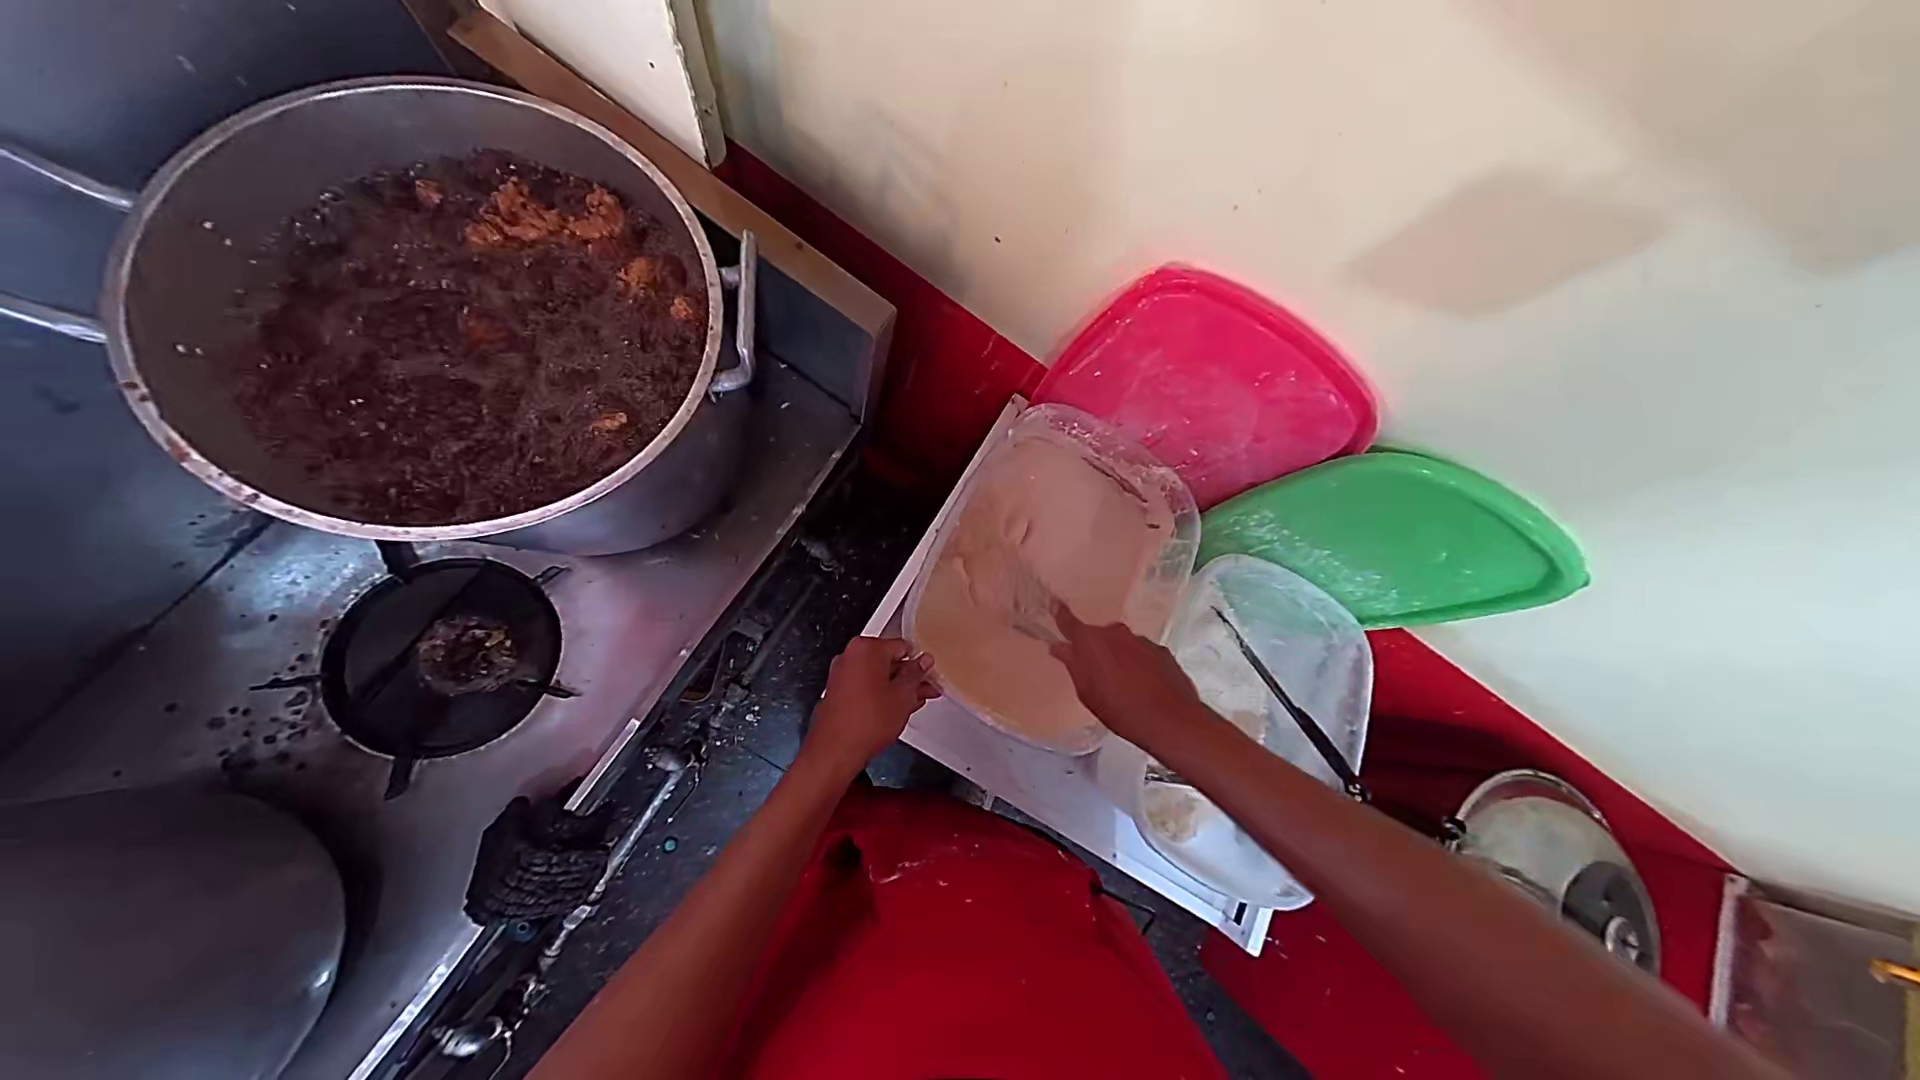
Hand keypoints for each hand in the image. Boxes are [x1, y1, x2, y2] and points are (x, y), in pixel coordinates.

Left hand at [804, 637, 938, 774]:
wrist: (836, 750)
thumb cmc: (865, 722)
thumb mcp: (904, 695)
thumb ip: (916, 675)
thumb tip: (922, 664)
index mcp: (866, 648)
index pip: (902, 646)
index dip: (919, 663)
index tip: (927, 675)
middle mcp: (850, 656)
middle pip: (888, 660)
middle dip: (907, 676)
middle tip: (923, 690)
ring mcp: (841, 674)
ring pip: (876, 675)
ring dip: (895, 687)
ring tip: (912, 703)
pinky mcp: (837, 691)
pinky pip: (864, 686)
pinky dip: (878, 694)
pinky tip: (893, 710)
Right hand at [1048, 604, 1209, 751]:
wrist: (1170, 720)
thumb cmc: (1120, 709)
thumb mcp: (1086, 691)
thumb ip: (1073, 664)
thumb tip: (1061, 648)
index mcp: (1091, 641)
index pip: (1069, 622)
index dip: (1060, 614)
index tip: (1055, 605)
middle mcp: (1116, 633)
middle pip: (1099, 637)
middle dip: (1096, 651)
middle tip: (1096, 676)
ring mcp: (1142, 641)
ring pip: (1123, 646)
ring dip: (1119, 659)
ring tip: (1123, 688)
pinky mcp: (1162, 652)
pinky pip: (1143, 655)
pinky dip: (1140, 666)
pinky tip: (1143, 688)